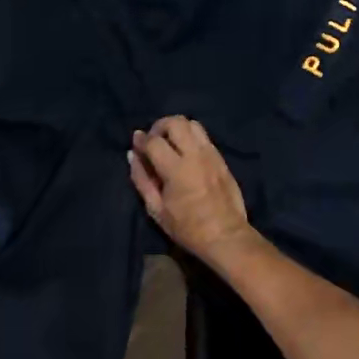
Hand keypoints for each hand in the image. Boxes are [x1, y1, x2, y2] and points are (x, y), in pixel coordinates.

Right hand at [129, 116, 257, 264]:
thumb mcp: (156, 210)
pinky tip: (186, 151)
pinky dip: (190, 136)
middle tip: (154, 140)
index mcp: (176, 170)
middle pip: (175, 122)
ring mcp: (210, 153)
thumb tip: (132, 155)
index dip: (141, 140)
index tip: (137, 143)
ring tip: (170, 142)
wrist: (225, 236)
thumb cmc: (187, 228)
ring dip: (177, 127)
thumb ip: (142, 179)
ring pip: (192, 124)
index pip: (154, 141)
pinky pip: (203, 135)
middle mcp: (195, 155)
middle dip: (160, 126)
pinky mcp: (220, 157)